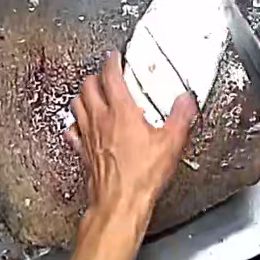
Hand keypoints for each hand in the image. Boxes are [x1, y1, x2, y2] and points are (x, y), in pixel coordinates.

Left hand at [66, 51, 197, 226]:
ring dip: (83, 94)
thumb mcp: (171, 143)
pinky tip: (81, 125)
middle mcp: (100, 119)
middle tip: (104, 74)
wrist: (119, 202)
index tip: (114, 57)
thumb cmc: (141, 176)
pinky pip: (72, 130)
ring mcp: (88, 135)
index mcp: (121, 112)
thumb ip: (180, 117)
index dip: (111, 62)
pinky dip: (75, 123)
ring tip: (92, 93)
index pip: (110, 76)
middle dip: (96, 76)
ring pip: (77, 104)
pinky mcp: (82, 152)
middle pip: (88, 86)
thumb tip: (186, 100)